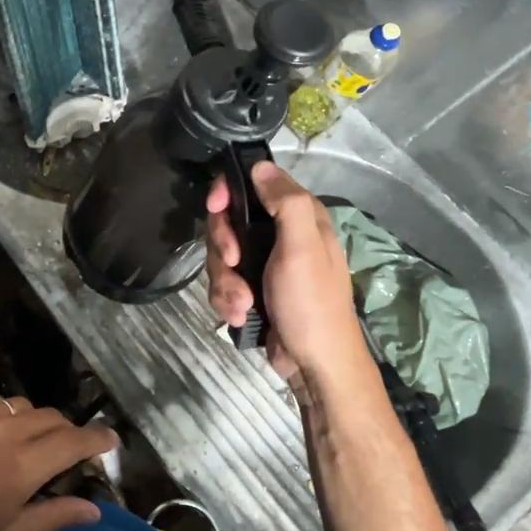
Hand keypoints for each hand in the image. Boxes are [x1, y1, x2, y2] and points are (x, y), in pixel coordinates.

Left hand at [0, 385, 118, 530]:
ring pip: (21, 405)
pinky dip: (1, 407)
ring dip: (35, 421)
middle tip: (70, 452)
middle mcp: (1, 431)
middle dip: (68, 432)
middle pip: (51, 418)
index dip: (97, 438)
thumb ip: (54, 517)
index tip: (112, 438)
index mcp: (21, 466)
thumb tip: (94, 510)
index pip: (72, 441)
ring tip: (30, 443)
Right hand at [205, 161, 365, 388]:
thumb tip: (260, 166)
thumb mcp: (302, 248)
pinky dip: (226, 298)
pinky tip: (239, 315)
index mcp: (300, 217)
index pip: (255, 182)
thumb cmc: (311, 303)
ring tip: (241, 304)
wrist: (314, 365)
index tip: (216, 208)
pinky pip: (223, 281)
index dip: (229, 192)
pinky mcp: (253, 289)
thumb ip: (285, 203)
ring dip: (224, 281)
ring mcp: (266, 263)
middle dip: (223, 247)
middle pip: (229, 221)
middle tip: (234, 264)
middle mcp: (282, 235)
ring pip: (222, 255)